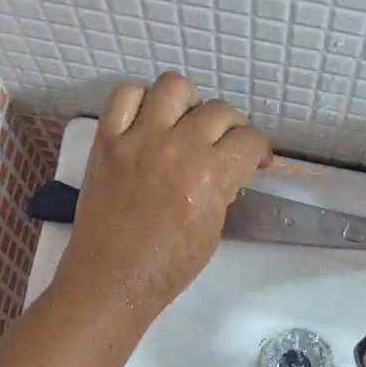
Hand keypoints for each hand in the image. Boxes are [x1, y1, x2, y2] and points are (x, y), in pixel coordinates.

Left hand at [52, 73, 271, 320]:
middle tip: (222, 146)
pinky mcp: (107, 141)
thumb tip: (227, 166)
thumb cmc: (168, 267)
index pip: (249, 140)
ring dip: (188, 102)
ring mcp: (138, 139)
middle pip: (219, 110)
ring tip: (184, 124)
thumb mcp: (212, 229)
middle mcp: (177, 147)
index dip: (258, 150)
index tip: (254, 160)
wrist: (112, 279)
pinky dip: (140, 101)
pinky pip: (125, 95)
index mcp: (210, 176)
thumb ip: (223, 188)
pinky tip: (147, 121)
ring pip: (174, 87)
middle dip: (230, 128)